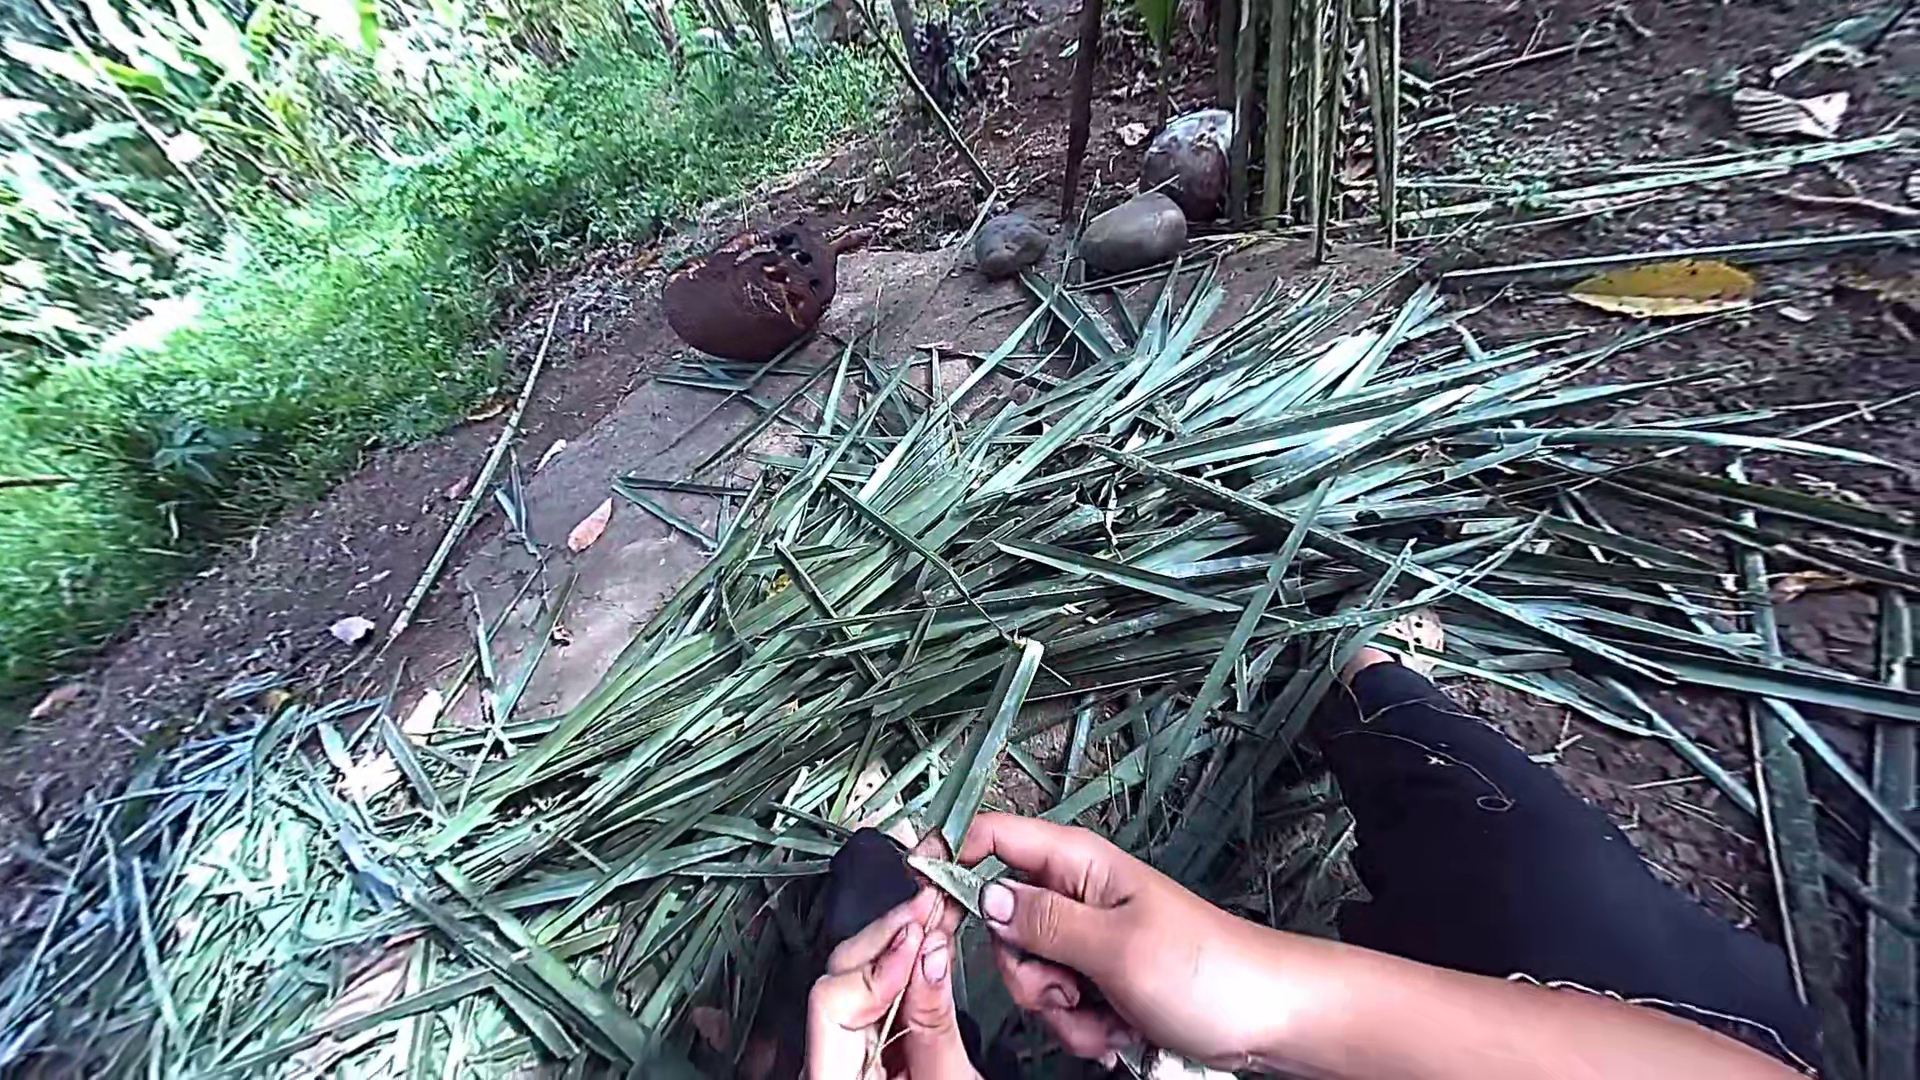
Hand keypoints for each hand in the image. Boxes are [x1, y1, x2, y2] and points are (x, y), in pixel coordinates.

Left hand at [806, 884, 978, 1079]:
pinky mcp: (860, 1049)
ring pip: (855, 978)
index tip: (919, 934)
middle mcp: (825, 1068)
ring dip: (900, 941)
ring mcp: (840, 1058)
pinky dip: (903, 964)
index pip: (830, 1000)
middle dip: (890, 935)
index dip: (877, 961)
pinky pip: (872, 993)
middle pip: (840, 976)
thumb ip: (935, 1023)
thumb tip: (930, 948)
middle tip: (931, 905)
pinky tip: (927, 944)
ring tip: (935, 915)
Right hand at [959, 813, 1312, 1068]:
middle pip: (1001, 916)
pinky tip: (1117, 1026)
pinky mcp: (1091, 969)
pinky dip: (1078, 1022)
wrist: (1265, 1018)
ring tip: (1107, 1013)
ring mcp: (1080, 932)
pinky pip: (1055, 997)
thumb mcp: (1116, 945)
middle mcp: (1069, 889)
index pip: (994, 835)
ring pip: (1026, 965)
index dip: (955, 855)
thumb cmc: (1201, 967)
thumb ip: (1044, 921)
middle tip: (1067, 987)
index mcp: (1073, 859)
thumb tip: (984, 895)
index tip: (928, 899)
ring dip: (1057, 1005)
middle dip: (1026, 967)